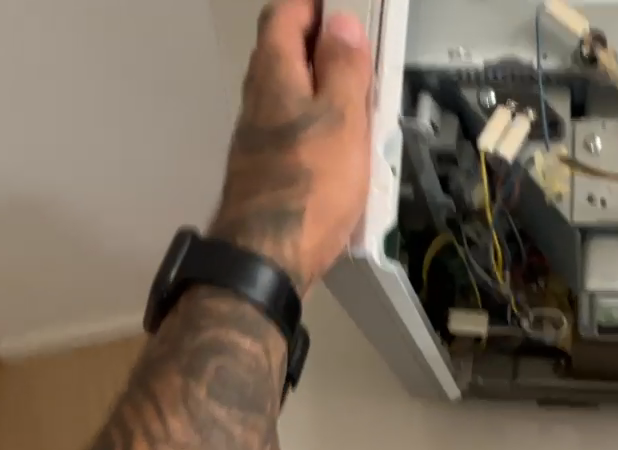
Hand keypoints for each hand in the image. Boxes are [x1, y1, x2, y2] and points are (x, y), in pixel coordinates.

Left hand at [212, 0, 373, 292]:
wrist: (269, 257)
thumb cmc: (309, 188)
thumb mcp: (342, 121)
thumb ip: (345, 70)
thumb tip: (342, 25)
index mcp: (275, 74)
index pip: (286, 14)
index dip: (313, 6)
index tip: (342, 10)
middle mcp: (259, 100)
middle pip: (285, 55)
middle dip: (320, 49)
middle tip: (358, 58)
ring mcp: (259, 139)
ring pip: (291, 98)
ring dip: (321, 95)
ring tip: (358, 110)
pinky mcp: (267, 173)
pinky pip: (295, 137)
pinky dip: (318, 133)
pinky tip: (340, 157)